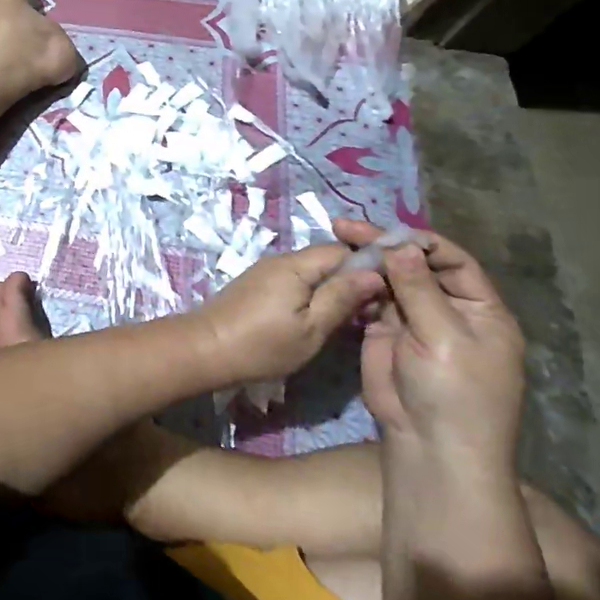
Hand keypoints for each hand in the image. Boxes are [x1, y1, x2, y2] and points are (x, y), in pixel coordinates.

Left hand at [198, 243, 386, 383]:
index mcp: (295, 265)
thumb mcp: (312, 327)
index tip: (393, 292)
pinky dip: (314, 295)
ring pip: (313, 272)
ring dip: (335, 290)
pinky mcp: (259, 285)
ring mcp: (266, 272)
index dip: (371, 266)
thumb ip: (342, 297)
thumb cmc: (262, 344)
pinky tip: (324, 318)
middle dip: (355, 280)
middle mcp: (280, 260)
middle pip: (328, 260)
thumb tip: (374, 273)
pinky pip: (296, 282)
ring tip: (356, 318)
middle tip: (377, 311)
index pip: (343, 250)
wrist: (206, 348)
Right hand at [341, 219, 526, 475]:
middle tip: (344, 227)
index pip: (452, 261)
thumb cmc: (454, 391)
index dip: (419, 242)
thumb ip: (419, 288)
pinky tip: (336, 272)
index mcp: (480, 310)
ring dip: (365, 262)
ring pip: (389, 281)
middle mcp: (448, 309)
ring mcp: (414, 321)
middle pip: (415, 266)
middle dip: (383, 245)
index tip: (382, 230)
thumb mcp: (443, 336)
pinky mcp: (384, 333)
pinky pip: (370, 300)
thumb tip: (399, 245)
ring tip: (335, 244)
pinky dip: (355, 284)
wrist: (430, 442)